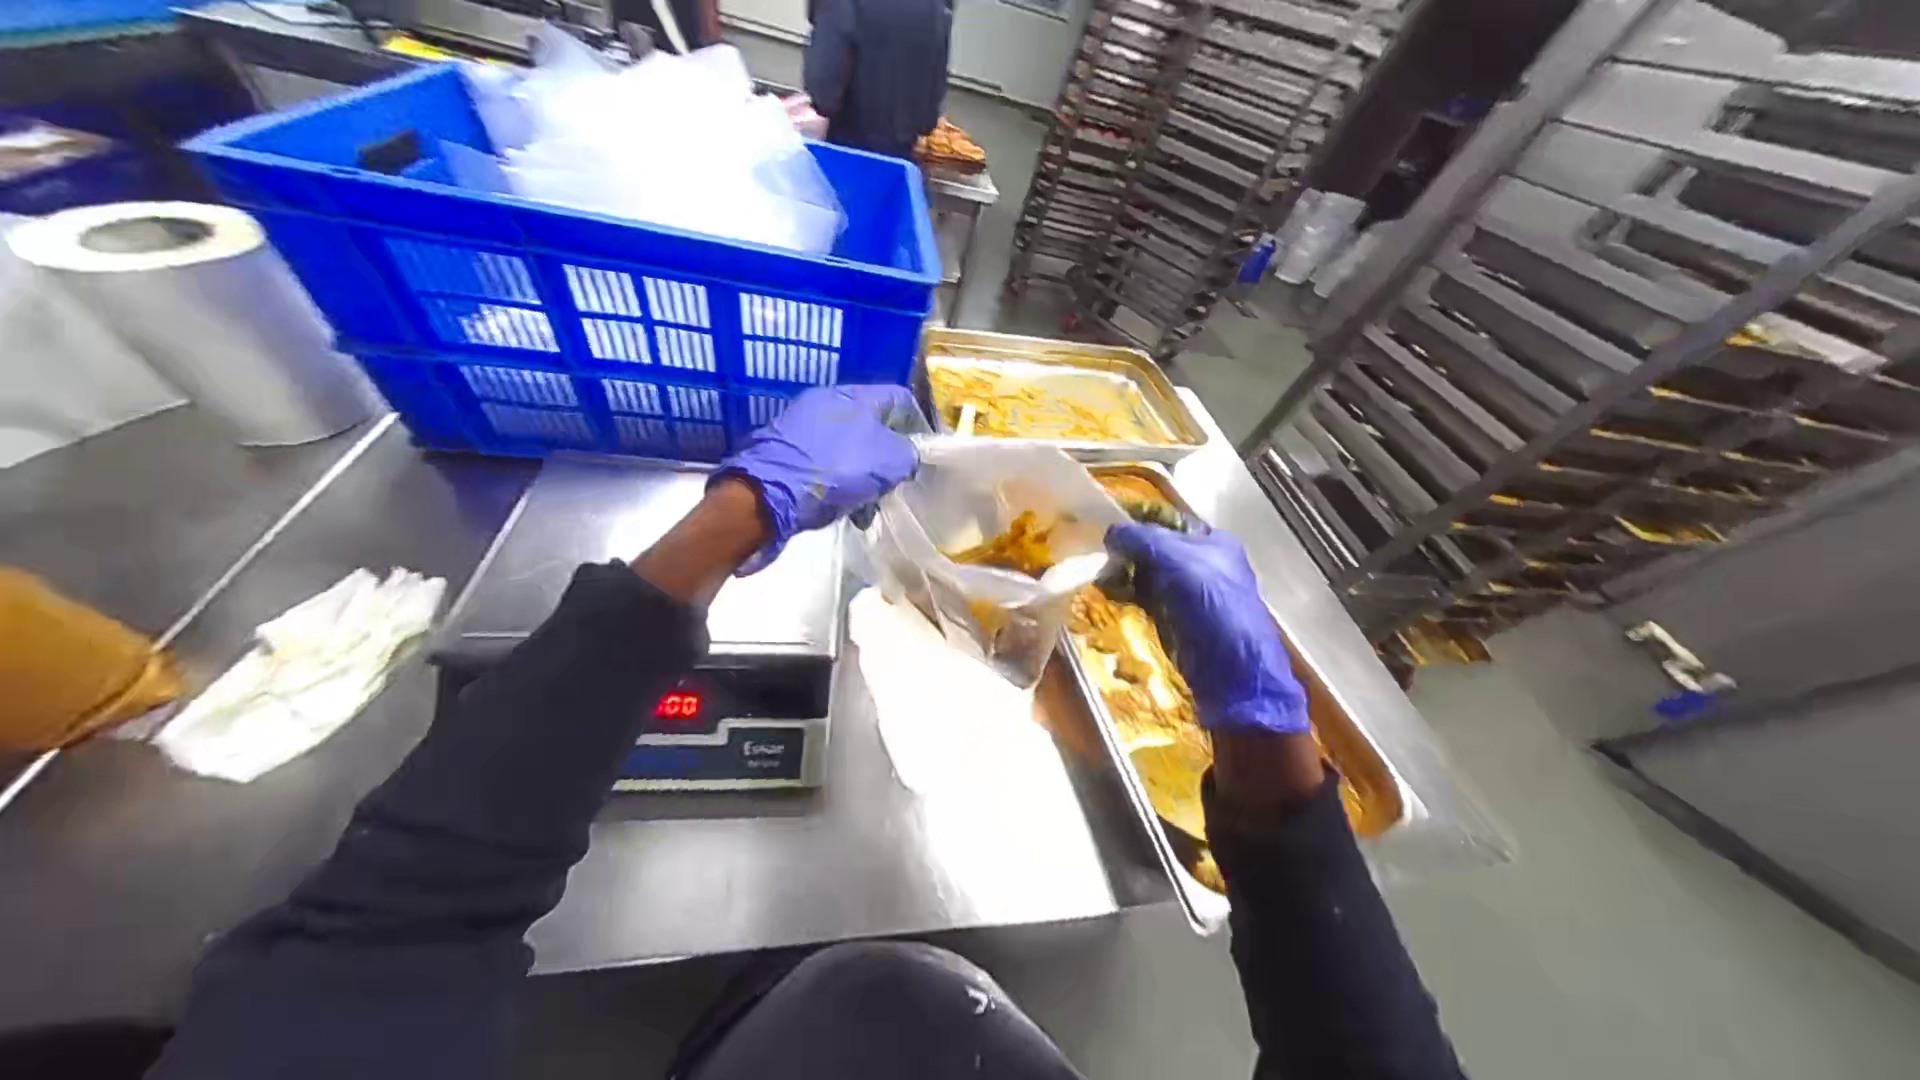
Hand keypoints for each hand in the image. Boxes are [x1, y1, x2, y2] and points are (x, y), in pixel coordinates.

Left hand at [715, 384, 920, 571]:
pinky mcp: (785, 450)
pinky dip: (837, 480)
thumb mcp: (888, 463)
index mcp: (854, 396)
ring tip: (867, 504)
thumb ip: (908, 454)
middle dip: (888, 455)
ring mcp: (802, 425)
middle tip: (895, 483)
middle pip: (873, 424)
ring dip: (863, 473)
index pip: (900, 397)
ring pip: (849, 447)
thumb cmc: (835, 472)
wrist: (766, 495)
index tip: (924, 453)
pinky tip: (839, 504)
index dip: (918, 423)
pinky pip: (824, 462)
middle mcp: (826, 401)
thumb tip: (907, 456)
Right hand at [1106, 523, 1307, 736]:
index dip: (1139, 518)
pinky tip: (1107, 591)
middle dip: (1126, 548)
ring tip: (1098, 573)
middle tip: (1097, 549)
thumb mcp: (1179, 563)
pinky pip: (1145, 596)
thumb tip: (1111, 532)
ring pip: (1147, 572)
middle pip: (1155, 546)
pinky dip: (1127, 592)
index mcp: (1213, 542)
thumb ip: (1143, 540)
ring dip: (1122, 571)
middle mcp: (1201, 563)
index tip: (1106, 519)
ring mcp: (1188, 593)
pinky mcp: (1175, 618)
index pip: (1168, 520)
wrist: (1233, 672)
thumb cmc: (1213, 607)